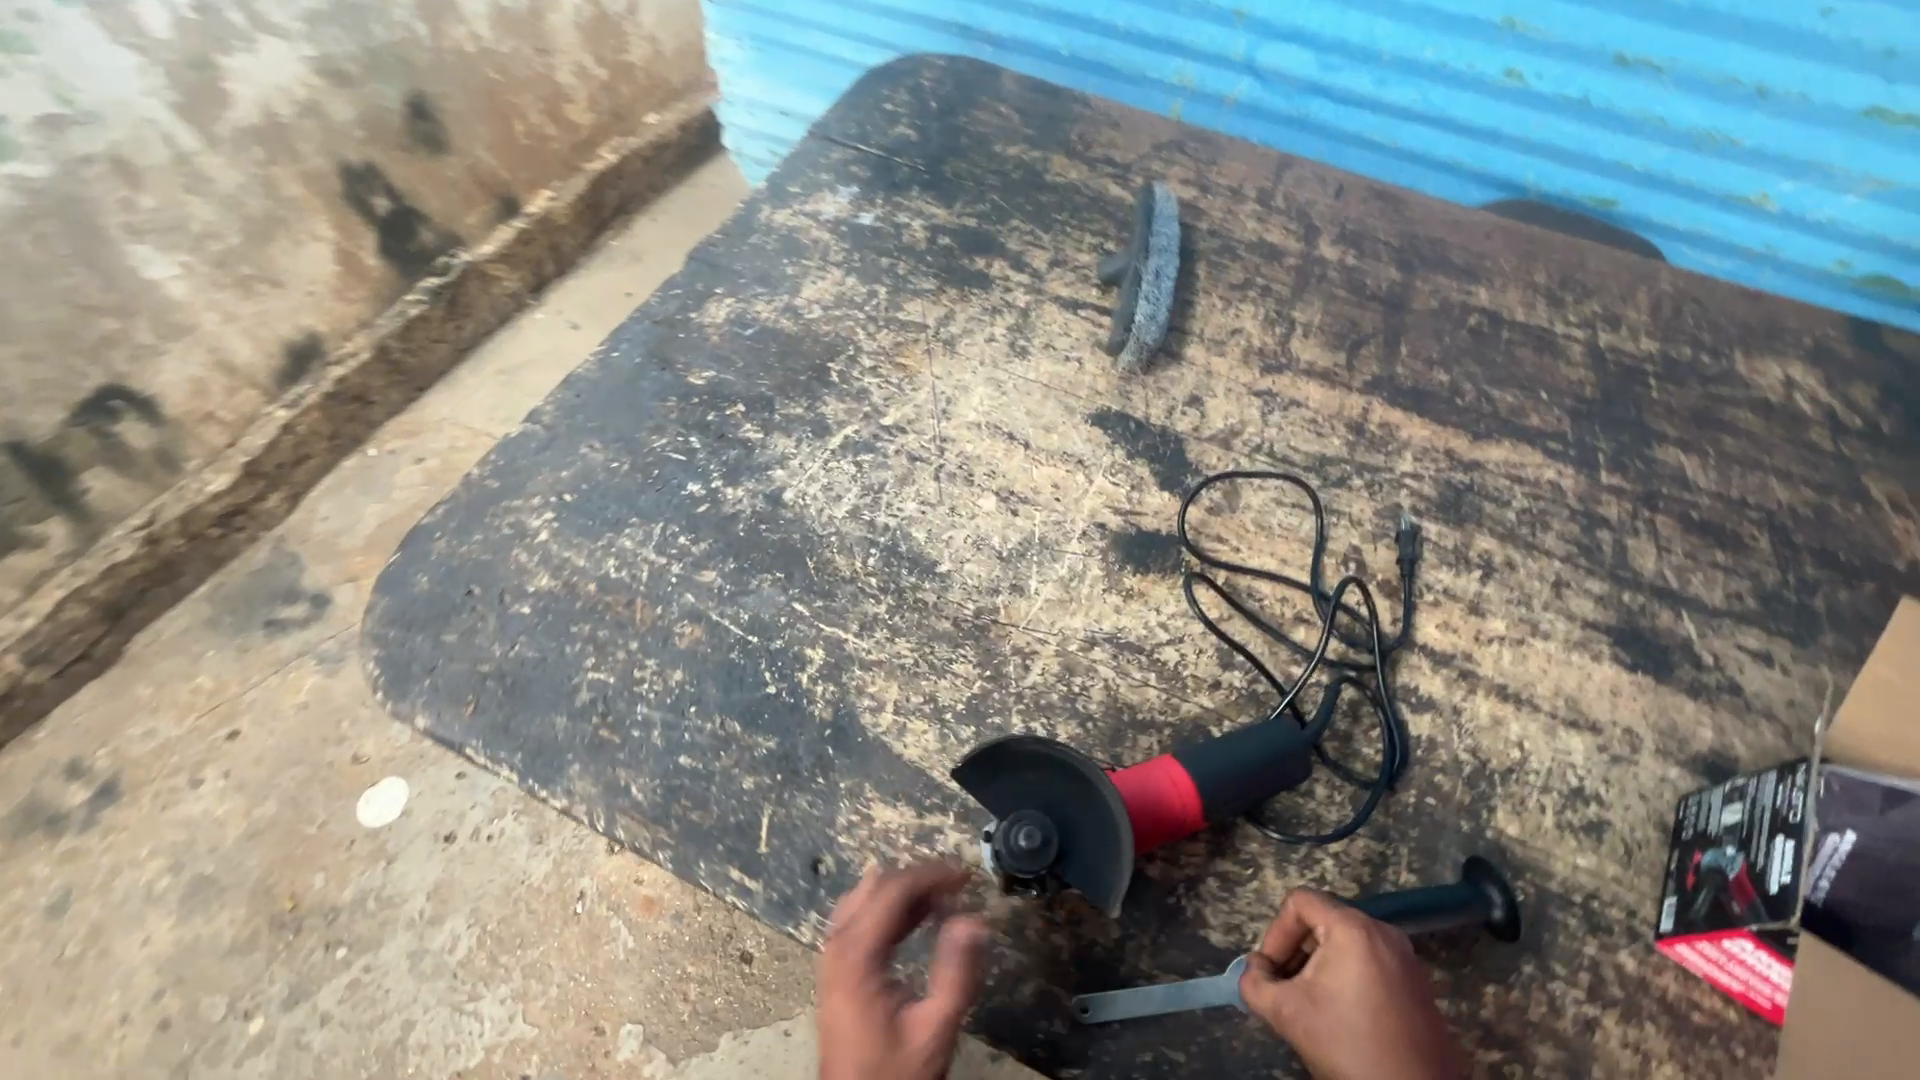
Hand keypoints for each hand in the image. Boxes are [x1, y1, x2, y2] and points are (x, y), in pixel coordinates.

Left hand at [817, 861, 989, 1079]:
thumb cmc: (895, 1072)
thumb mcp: (935, 1030)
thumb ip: (957, 974)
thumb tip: (975, 921)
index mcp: (856, 953)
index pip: (894, 889)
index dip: (932, 875)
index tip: (966, 876)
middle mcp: (837, 944)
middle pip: (878, 886)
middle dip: (921, 879)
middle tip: (959, 887)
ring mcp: (833, 954)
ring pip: (868, 897)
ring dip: (906, 891)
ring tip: (946, 899)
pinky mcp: (838, 966)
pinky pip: (862, 916)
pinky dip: (892, 908)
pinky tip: (920, 918)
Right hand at [1239, 888, 1463, 1079]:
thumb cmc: (1349, 1047)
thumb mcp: (1286, 1013)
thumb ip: (1255, 982)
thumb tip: (1256, 969)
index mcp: (1353, 928)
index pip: (1299, 902)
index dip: (1275, 933)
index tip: (1270, 972)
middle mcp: (1384, 932)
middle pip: (1322, 921)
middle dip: (1295, 953)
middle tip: (1285, 989)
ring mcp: (1406, 959)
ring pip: (1345, 944)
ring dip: (1318, 967)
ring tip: (1311, 1006)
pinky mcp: (1418, 985)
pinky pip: (1369, 963)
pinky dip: (1346, 979)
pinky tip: (1342, 1018)